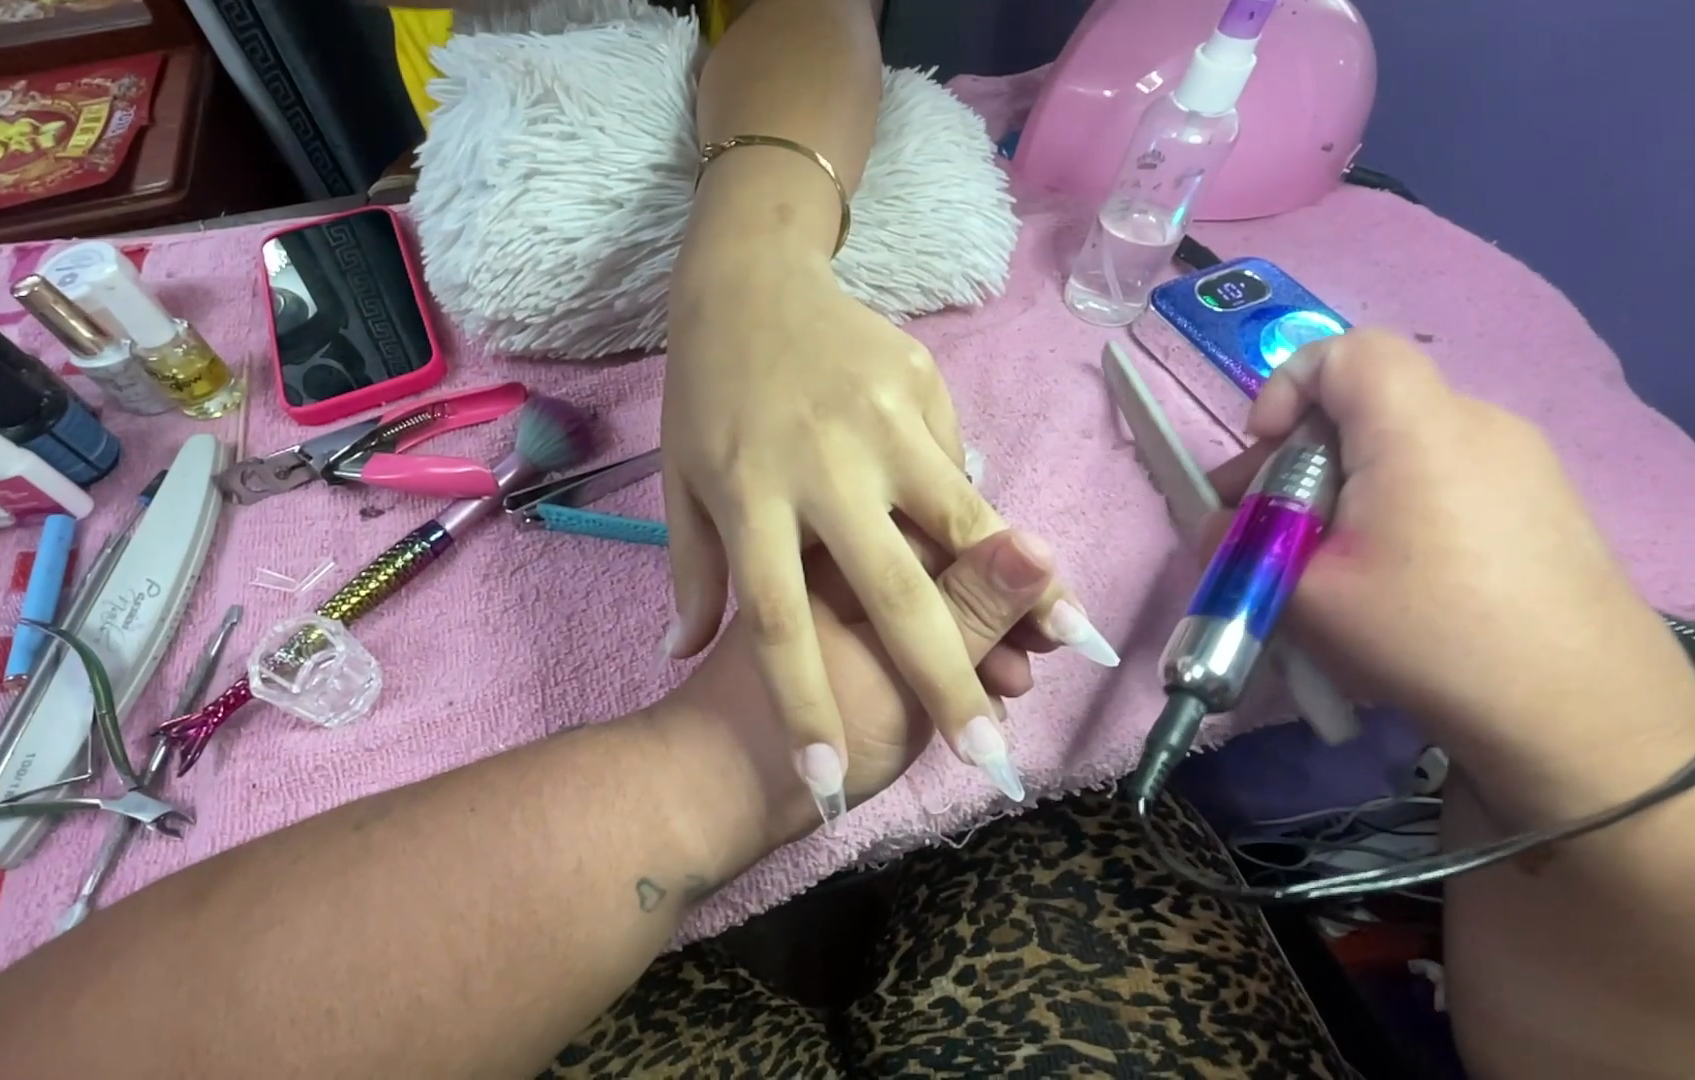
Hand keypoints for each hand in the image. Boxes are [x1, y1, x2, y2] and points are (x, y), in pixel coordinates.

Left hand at [662, 251, 1111, 819]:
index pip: (776, 621)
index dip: (801, 706)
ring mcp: (880, 422)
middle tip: (992, 755)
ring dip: (1024, 591)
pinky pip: (958, 468)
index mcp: (748, 498)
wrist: (748, 281)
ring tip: (1071, 648)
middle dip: (945, 681)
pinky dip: (986, 518)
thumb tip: (681, 653)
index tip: (827, 782)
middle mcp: (821, 467)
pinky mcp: (922, 385)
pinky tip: (1018, 555)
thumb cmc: (705, 397)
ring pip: (960, 524)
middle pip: (891, 590)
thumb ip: (694, 572)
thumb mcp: (683, 483)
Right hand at [1207, 329, 1688, 758]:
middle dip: (1296, 450)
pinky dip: (1386, 499)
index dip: (1288, 385)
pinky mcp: (1538, 499)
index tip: (1266, 450)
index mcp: (1418, 432)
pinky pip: (1438, 471)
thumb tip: (1215, 524)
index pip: (1347, 351)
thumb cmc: (1425, 632)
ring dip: (1338, 481)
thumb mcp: (1300, 590)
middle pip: (1365, 401)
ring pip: (1398, 440)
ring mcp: (1519, 461)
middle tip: (1263, 520)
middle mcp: (1477, 426)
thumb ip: (1236, 542)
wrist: (1577, 709)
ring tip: (1318, 553)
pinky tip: (1381, 567)